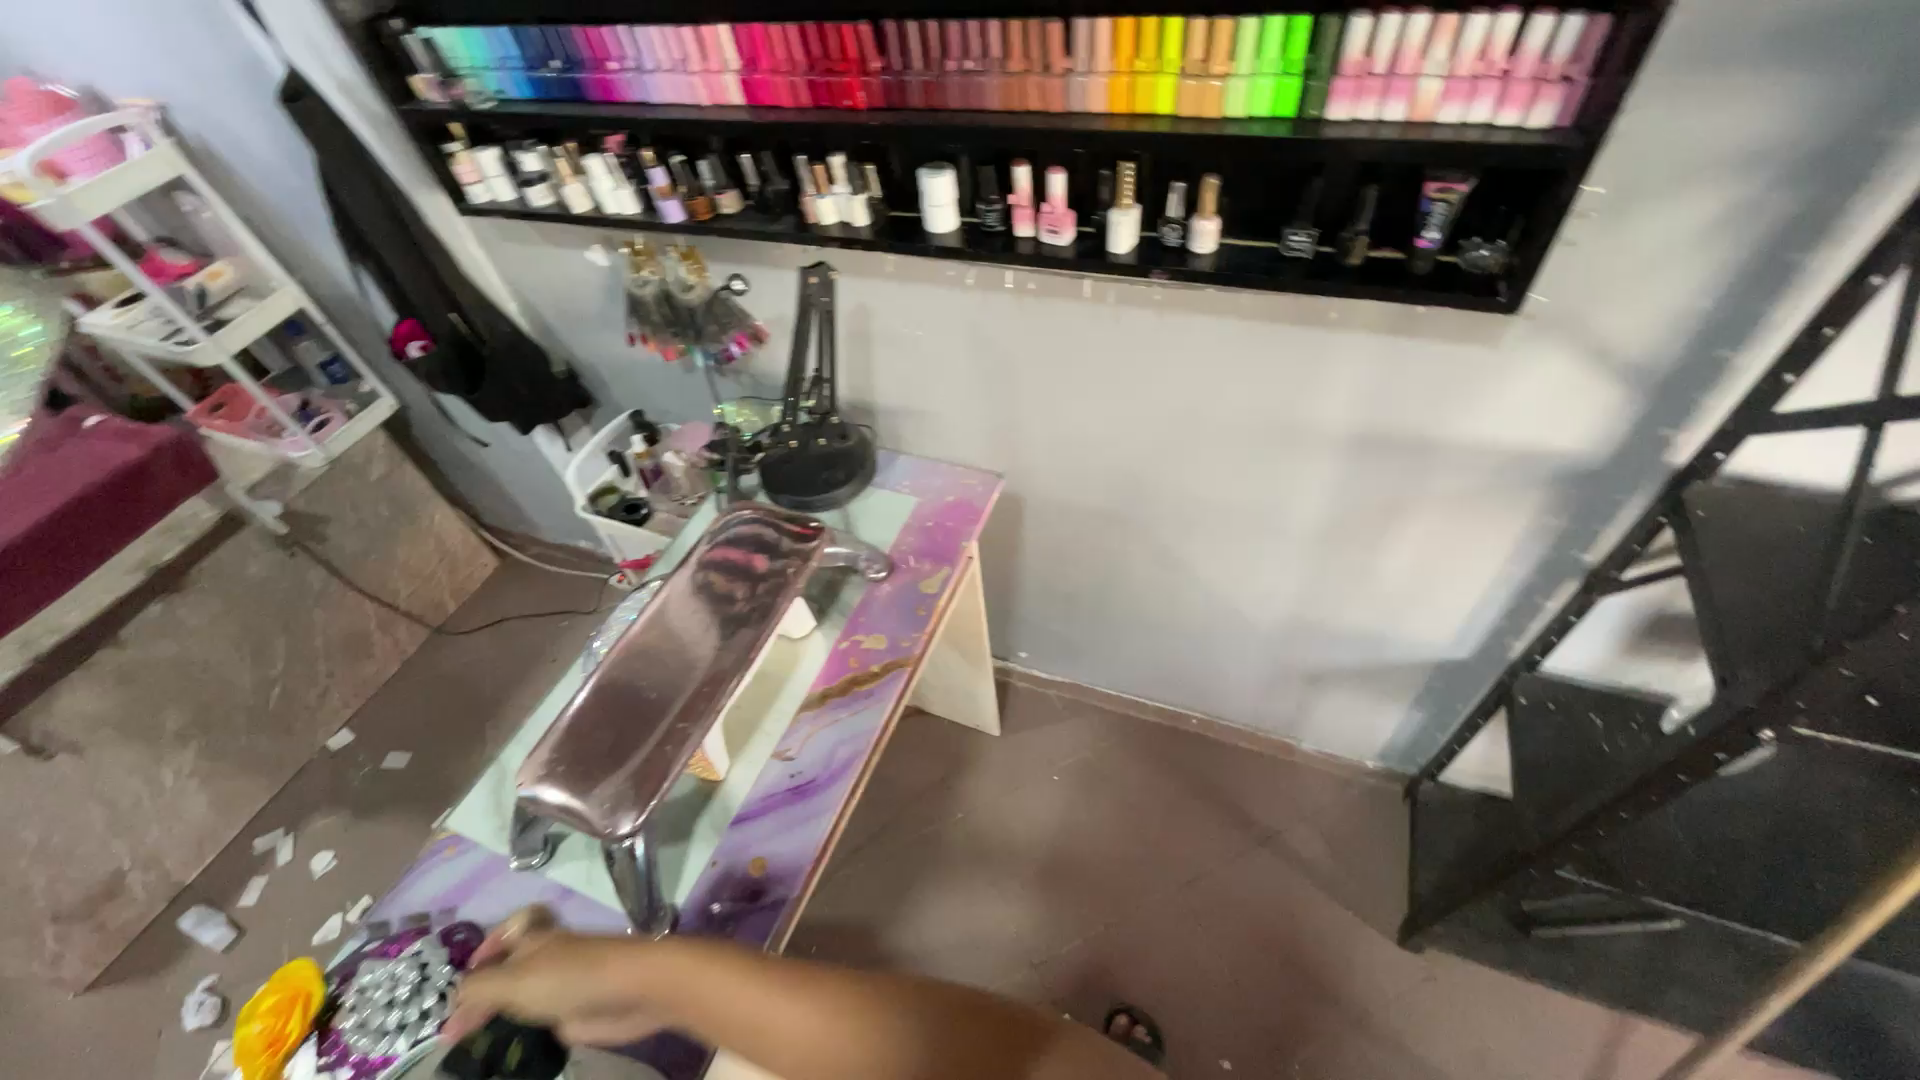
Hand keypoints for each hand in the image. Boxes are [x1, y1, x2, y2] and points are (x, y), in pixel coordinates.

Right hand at [443, 906, 669, 1047]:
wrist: (633, 992)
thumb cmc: (572, 976)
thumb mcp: (516, 979)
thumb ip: (480, 988)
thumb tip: (456, 998)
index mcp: (534, 940)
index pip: (508, 932)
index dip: (486, 949)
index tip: (462, 980)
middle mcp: (545, 961)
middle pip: (507, 974)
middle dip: (479, 1000)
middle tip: (449, 1035)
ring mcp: (559, 990)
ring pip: (520, 1003)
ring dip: (495, 1022)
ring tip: (464, 1050)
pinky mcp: (571, 1019)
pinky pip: (536, 1028)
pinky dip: (516, 1041)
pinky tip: (496, 1058)